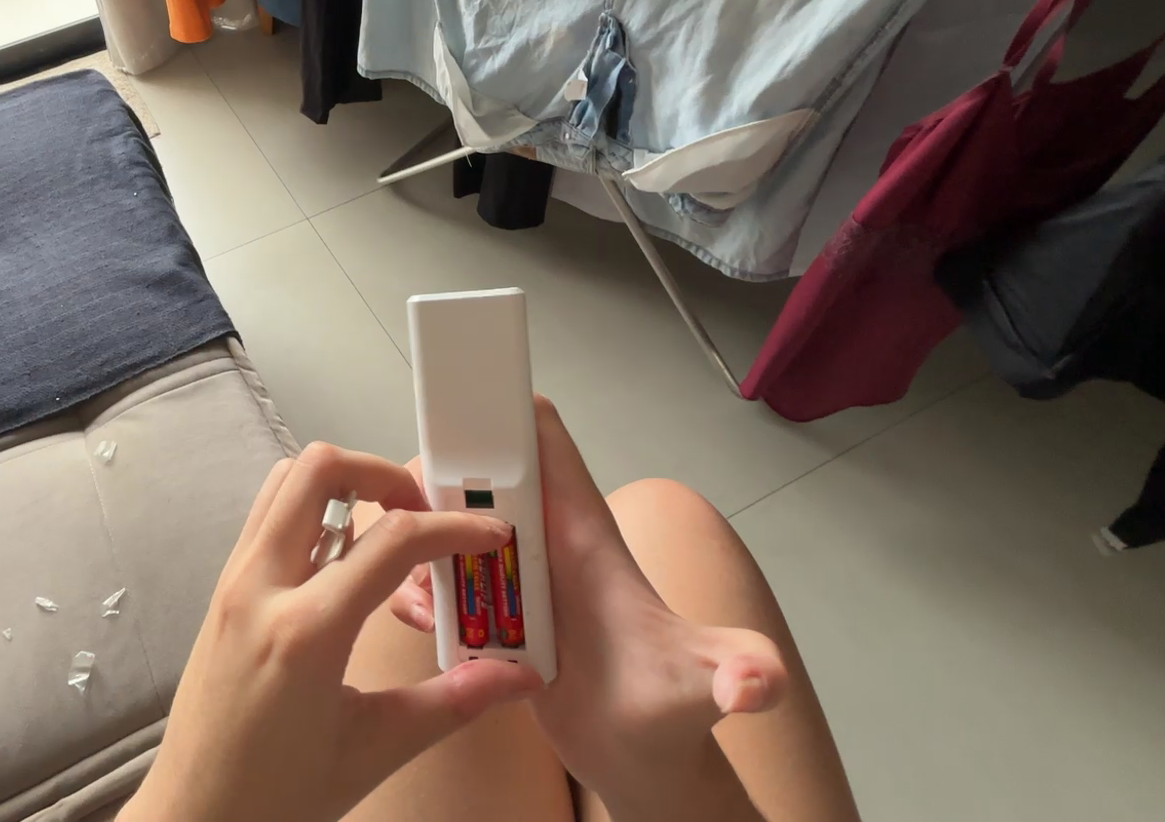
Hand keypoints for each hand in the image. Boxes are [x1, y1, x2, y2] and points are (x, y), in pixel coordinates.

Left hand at [120, 443, 543, 821]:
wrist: (193, 814)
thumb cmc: (279, 794)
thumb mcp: (374, 749)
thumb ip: (452, 701)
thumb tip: (522, 676)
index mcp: (306, 630)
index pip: (391, 541)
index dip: (452, 528)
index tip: (489, 533)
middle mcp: (261, 583)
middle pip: (321, 469)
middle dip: (383, 472)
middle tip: (422, 512)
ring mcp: (235, 576)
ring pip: (286, 478)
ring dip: (342, 481)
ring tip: (385, 524)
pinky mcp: (224, 581)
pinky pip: (268, 511)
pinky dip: (311, 504)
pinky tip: (341, 552)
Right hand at [388, 397, 787, 818]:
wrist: (634, 755)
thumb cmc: (667, 704)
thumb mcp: (704, 685)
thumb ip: (738, 674)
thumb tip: (757, 683)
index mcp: (577, 522)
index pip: (538, 434)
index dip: (495, 410)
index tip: (449, 423)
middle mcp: (535, 532)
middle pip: (468, 467)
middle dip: (430, 480)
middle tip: (407, 525)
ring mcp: (503, 566)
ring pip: (438, 517)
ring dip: (412, 537)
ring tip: (417, 590)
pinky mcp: (480, 602)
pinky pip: (431, 571)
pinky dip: (413, 583)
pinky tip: (423, 623)